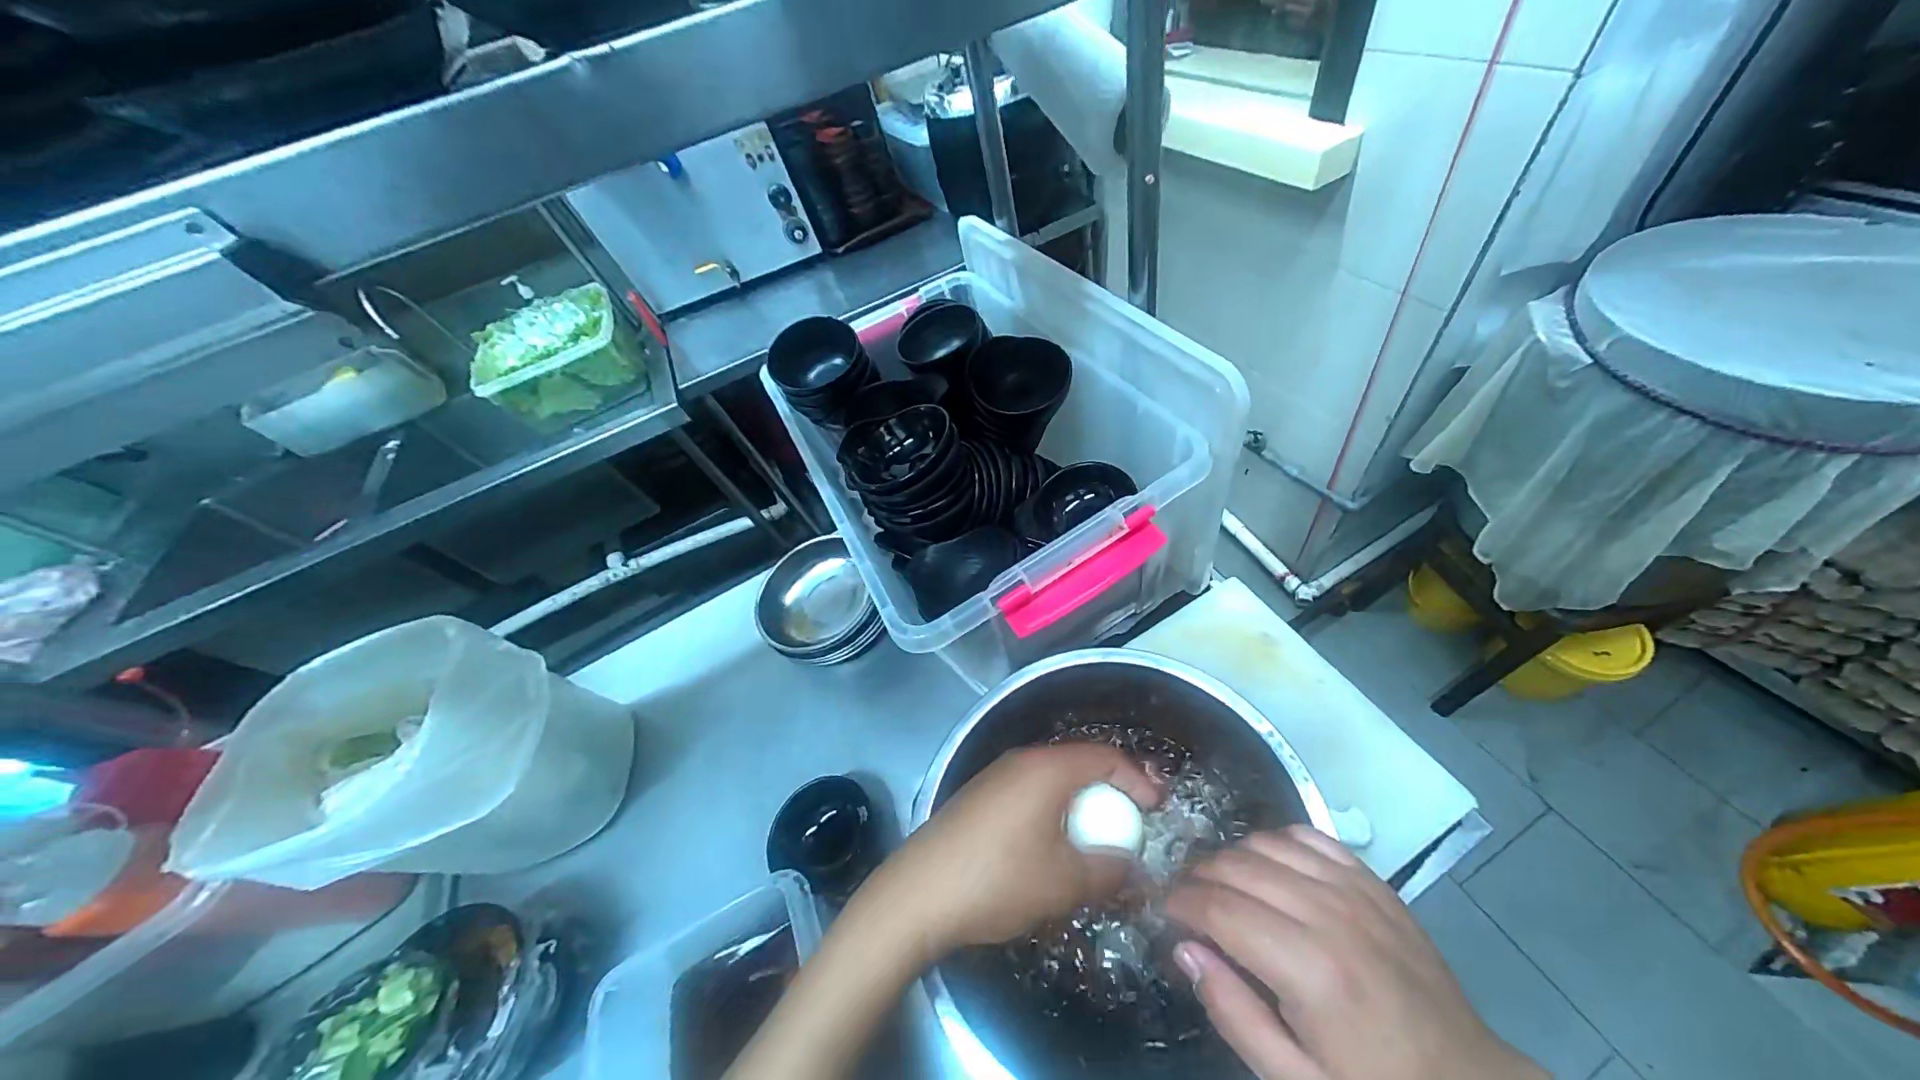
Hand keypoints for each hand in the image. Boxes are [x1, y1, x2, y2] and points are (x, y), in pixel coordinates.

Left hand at [858, 743, 1159, 960]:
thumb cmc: (997, 880)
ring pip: (1052, 781)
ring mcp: (994, 778)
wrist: (918, 894)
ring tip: (1095, 844)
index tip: (1157, 811)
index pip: (1105, 756)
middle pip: (1079, 764)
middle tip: (1130, 829)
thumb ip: (1110, 869)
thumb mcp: (1065, 882)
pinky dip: (1052, 813)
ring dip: (1080, 807)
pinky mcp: (978, 799)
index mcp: (1046, 769)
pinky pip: (1029, 795)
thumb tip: (1131, 864)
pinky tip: (1051, 849)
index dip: (1138, 779)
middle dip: (1111, 794)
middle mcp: (1020, 762)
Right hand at [1166, 826, 1544, 1079]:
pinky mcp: (1373, 882)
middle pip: (1235, 867)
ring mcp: (1355, 891)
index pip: (1218, 909)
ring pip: (1265, 843)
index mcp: (1308, 970)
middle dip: (1196, 878)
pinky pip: (1307, 837)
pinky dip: (1274, 842)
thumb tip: (1185, 950)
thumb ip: (1234, 1014)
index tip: (1162, 912)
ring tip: (1220, 886)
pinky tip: (1267, 868)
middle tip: (1185, 902)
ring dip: (1230, 857)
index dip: (1179, 904)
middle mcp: (1328, 914)